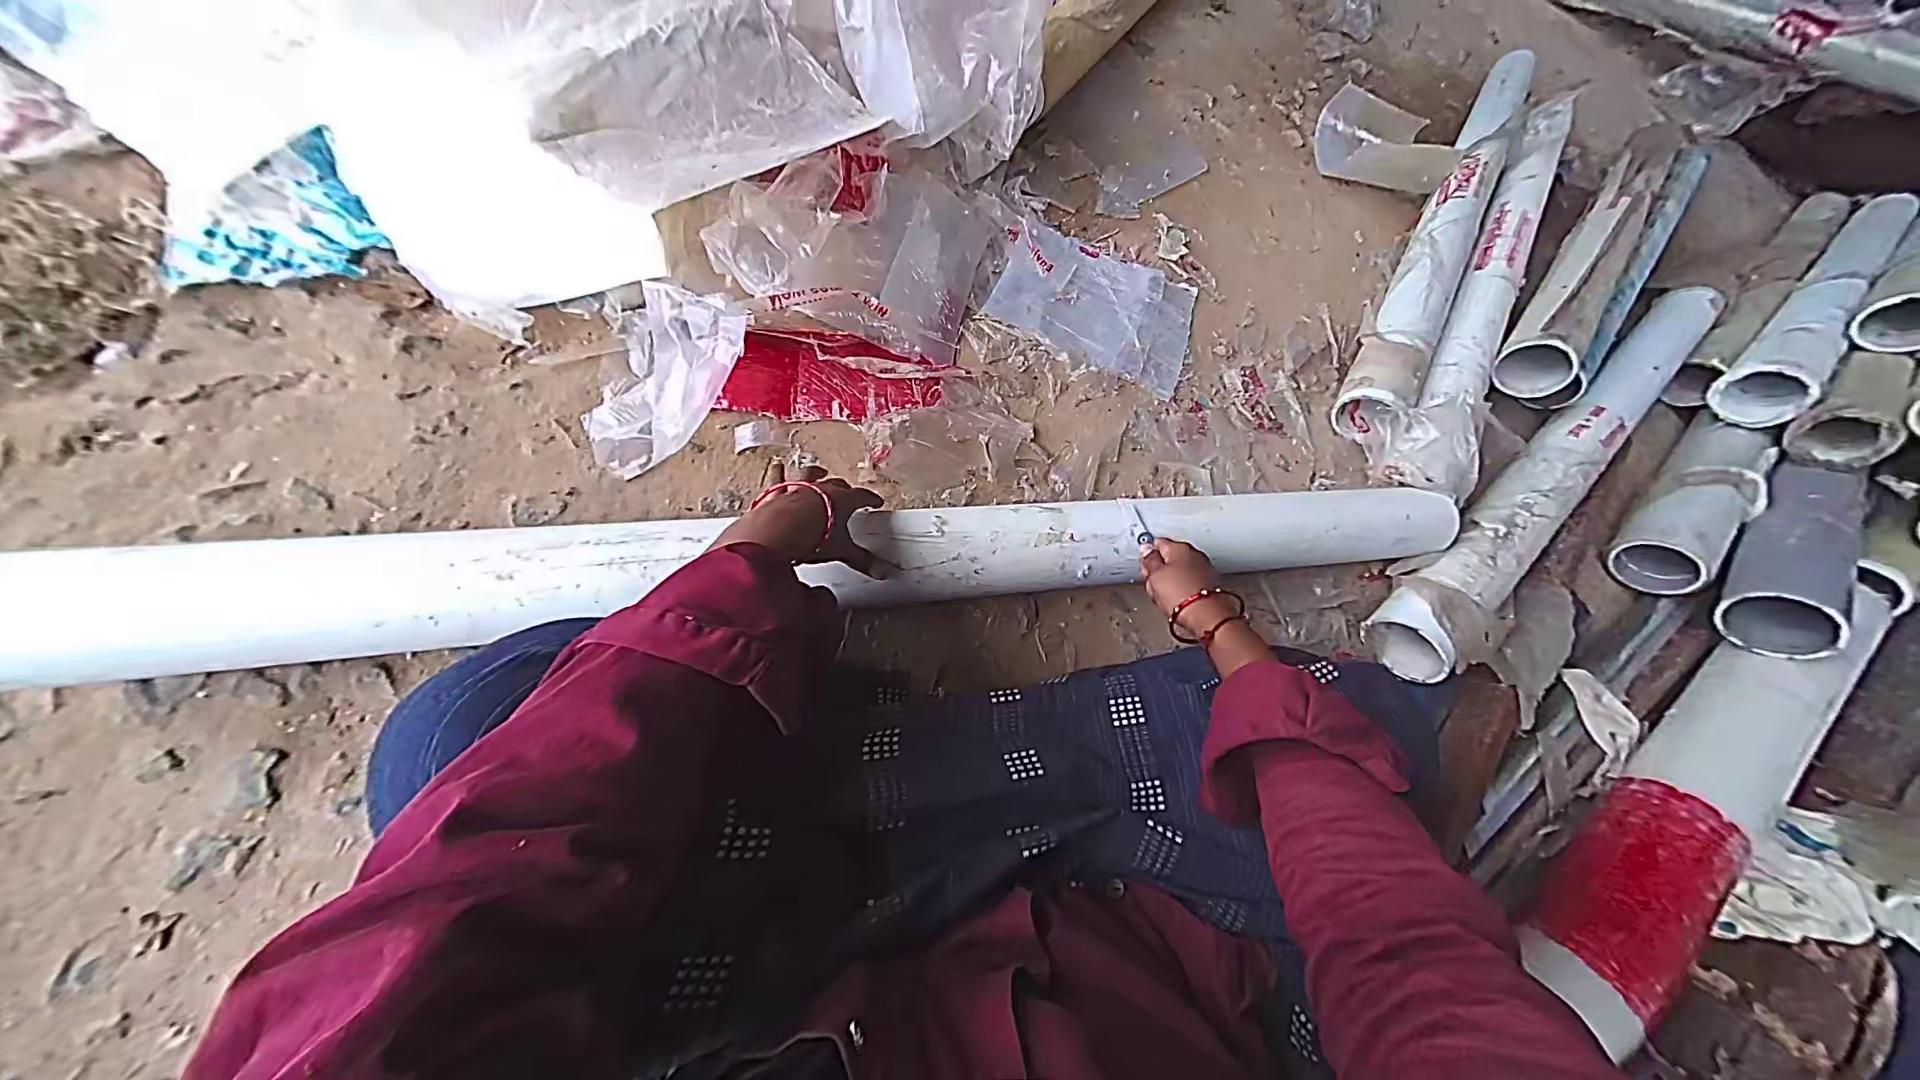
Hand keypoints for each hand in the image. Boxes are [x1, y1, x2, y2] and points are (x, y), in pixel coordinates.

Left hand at [712, 464, 889, 576]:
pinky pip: (777, 478)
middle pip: (835, 484)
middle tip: (848, 491)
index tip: (875, 501)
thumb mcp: (840, 551)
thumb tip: (882, 571)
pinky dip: (778, 472)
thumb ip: (862, 560)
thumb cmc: (811, 537)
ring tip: (817, 471)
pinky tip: (776, 467)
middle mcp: (819, 489)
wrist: (778, 533)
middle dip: (843, 487)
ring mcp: (796, 488)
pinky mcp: (774, 492)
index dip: (870, 499)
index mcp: (840, 500)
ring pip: (808, 474)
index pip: (861, 496)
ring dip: (814, 473)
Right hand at [1141, 538, 1232, 634]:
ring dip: (1168, 584)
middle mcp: (1195, 555)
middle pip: (1169, 559)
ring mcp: (1203, 570)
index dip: (1147, 555)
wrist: (1205, 616)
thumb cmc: (1182, 595)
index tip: (1144, 565)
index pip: (1158, 543)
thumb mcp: (1154, 576)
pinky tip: (1175, 602)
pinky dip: (1180, 592)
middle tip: (1153, 583)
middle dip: (1158, 571)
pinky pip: (1187, 585)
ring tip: (1164, 596)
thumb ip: (1149, 560)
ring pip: (1177, 573)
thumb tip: (1147, 550)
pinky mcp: (1207, 586)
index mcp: (1180, 547)